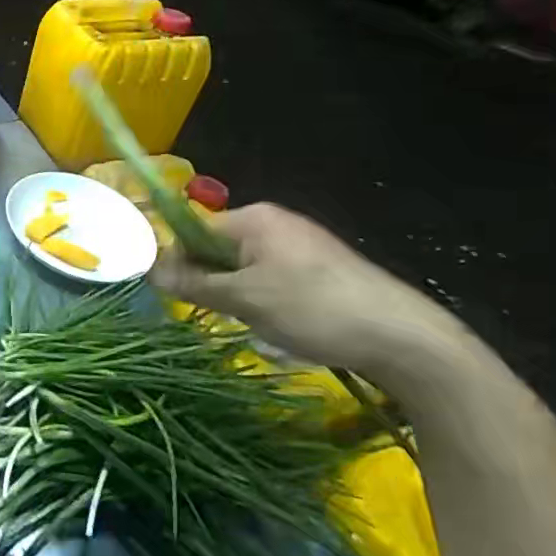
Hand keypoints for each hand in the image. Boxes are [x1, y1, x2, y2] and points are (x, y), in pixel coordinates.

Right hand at [150, 202, 461, 376]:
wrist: (404, 337)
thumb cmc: (313, 308)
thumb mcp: (245, 299)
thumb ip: (194, 283)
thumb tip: (151, 270)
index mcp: (254, 218)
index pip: (195, 231)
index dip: (182, 263)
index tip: (181, 296)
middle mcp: (276, 222)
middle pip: (221, 250)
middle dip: (218, 284)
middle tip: (229, 315)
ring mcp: (302, 245)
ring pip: (248, 270)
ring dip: (244, 298)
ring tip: (264, 326)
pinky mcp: (322, 269)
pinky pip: (275, 280)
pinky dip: (270, 303)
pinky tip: (289, 329)